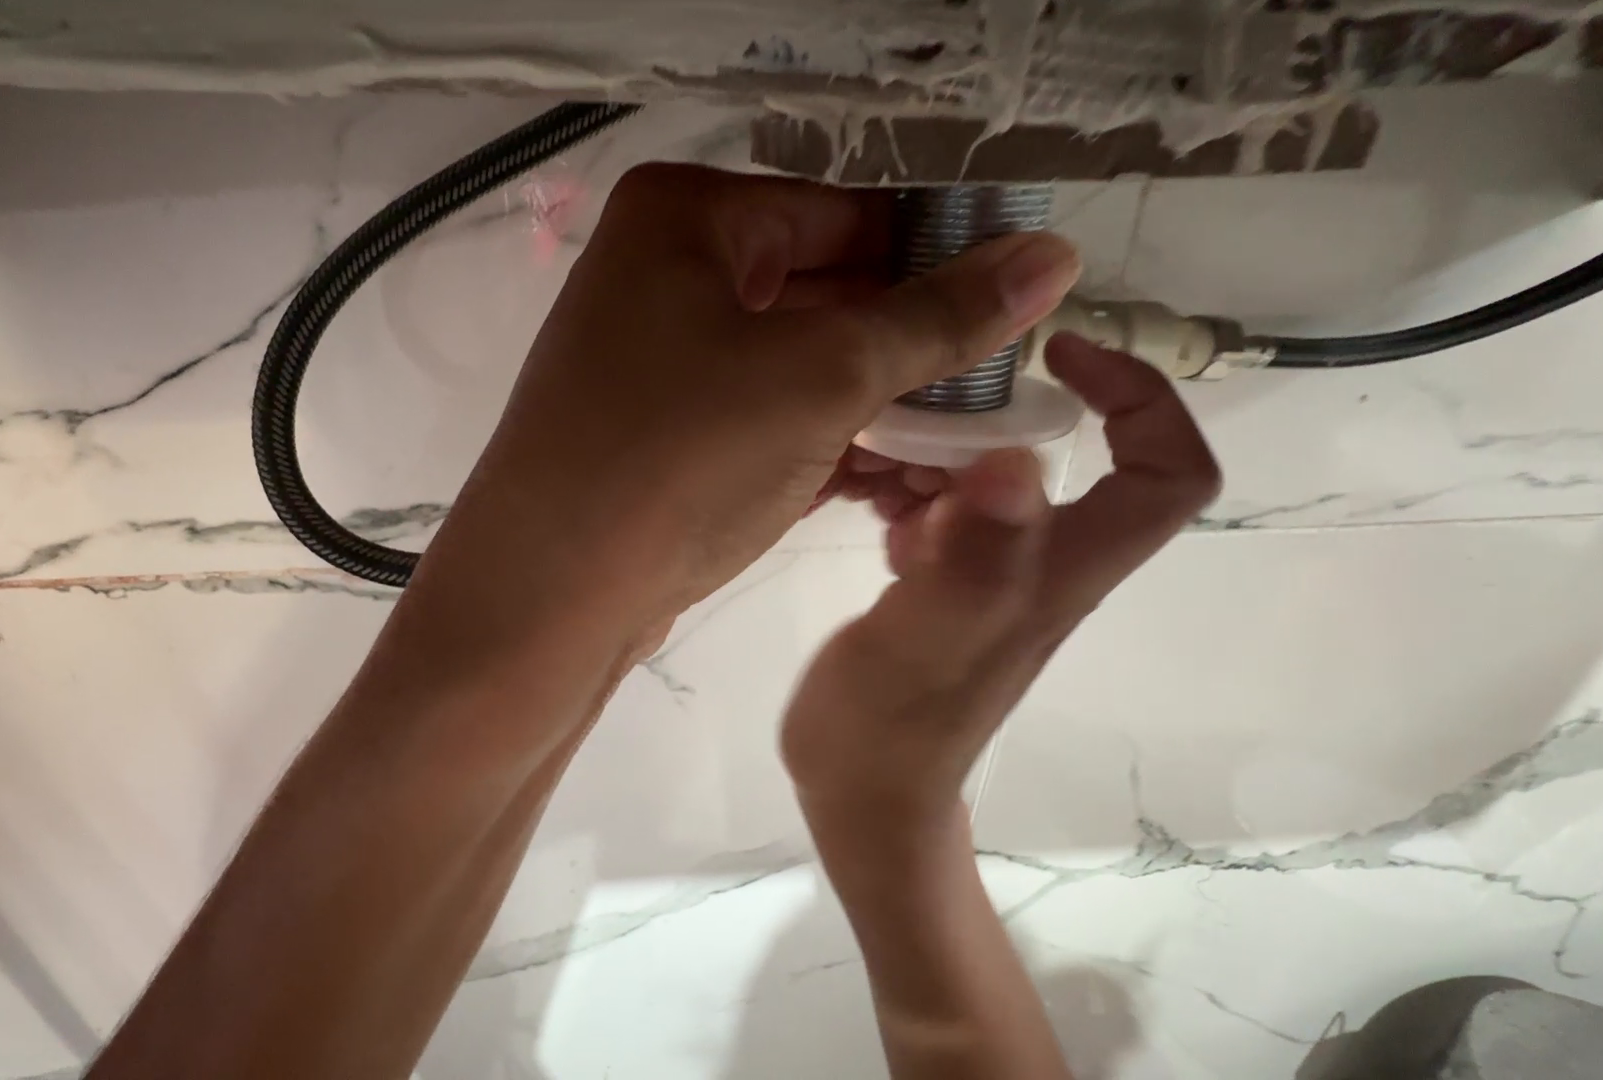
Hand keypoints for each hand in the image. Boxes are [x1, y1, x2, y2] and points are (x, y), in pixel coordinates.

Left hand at [418, 163, 1081, 644]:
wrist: (549, 596)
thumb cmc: (680, 458)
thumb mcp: (821, 377)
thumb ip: (938, 319)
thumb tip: (1053, 255)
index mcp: (687, 218)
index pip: (850, 214)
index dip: (943, 259)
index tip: (1027, 304)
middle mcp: (666, 274)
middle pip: (826, 292)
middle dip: (914, 347)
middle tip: (1005, 390)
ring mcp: (664, 359)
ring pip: (800, 364)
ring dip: (880, 405)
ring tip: (969, 444)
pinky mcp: (670, 434)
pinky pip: (769, 416)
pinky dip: (830, 443)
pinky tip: (901, 479)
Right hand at [781, 335, 1221, 825]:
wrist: (863, 793)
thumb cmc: (889, 730)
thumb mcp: (921, 642)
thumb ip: (972, 562)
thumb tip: (1017, 463)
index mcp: (1060, 569)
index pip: (1168, 473)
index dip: (1142, 398)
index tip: (1061, 354)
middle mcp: (1041, 564)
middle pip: (1073, 456)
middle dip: (1006, 410)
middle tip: (928, 401)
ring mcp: (993, 576)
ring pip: (1000, 476)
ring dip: (948, 447)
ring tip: (879, 454)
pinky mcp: (948, 585)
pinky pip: (949, 507)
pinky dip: (915, 484)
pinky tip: (867, 501)